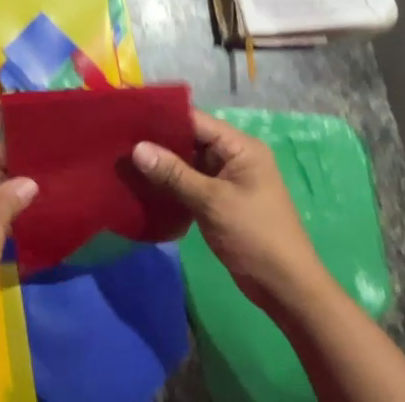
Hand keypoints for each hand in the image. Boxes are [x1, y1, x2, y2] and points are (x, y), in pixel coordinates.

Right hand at [133, 111, 324, 300]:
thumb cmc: (255, 236)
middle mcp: (234, 158)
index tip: (127, 116)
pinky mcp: (220, 201)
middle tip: (118, 139)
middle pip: (190, 139)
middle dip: (158, 141)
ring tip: (123, 159)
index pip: (196, 120)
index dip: (163, 117)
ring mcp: (227, 180)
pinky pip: (190, 183)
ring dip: (162, 164)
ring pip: (187, 163)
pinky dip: (170, 184)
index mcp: (241, 148)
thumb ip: (173, 173)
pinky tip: (142, 184)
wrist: (285, 288)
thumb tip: (136, 148)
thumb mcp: (212, 201)